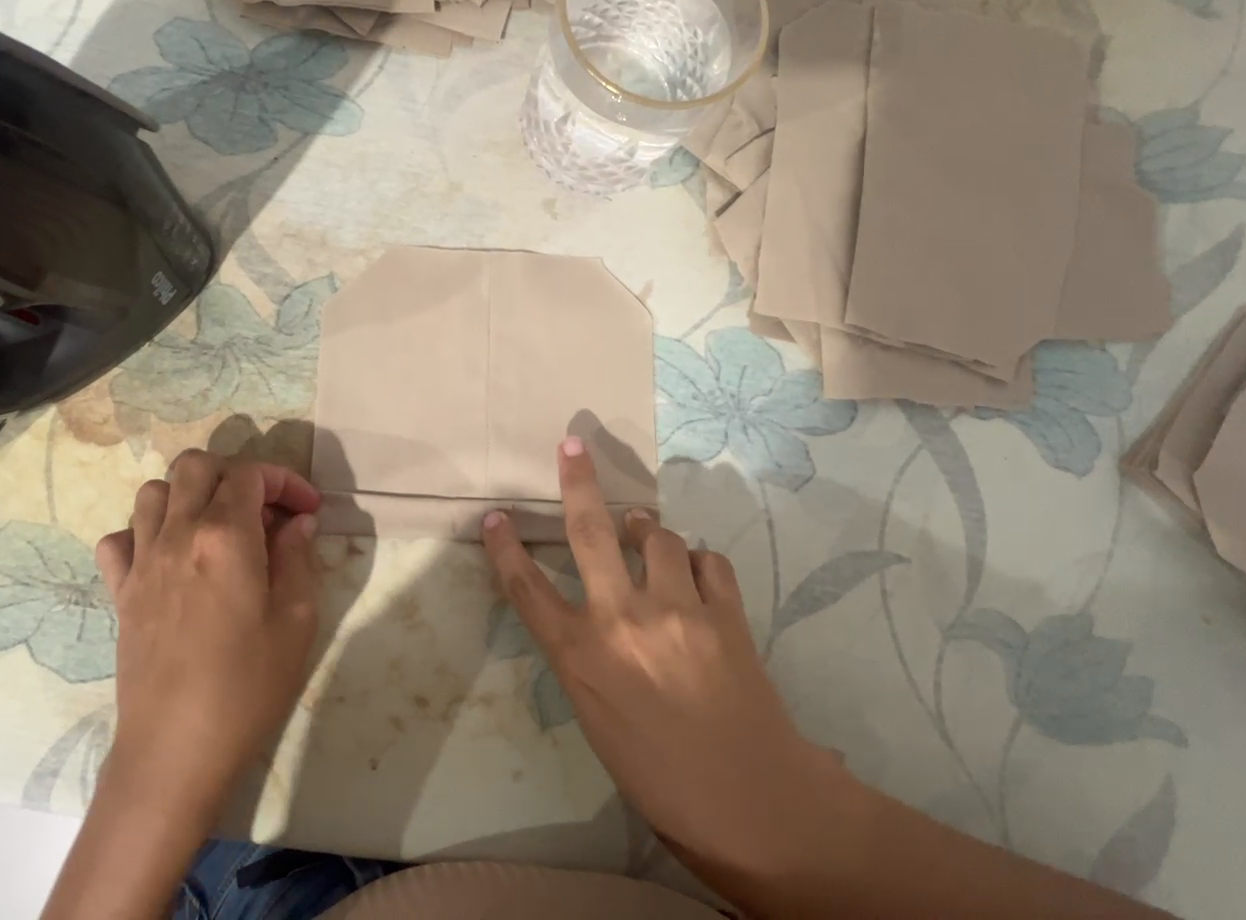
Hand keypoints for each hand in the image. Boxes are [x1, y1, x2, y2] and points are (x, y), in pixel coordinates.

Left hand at [94, 451, 322, 800]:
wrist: (176, 747)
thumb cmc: (248, 686)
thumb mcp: (297, 621)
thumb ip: (297, 558)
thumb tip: (297, 523)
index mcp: (224, 536)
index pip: (250, 474)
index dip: (285, 481)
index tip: (308, 510)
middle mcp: (177, 534)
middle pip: (196, 466)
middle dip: (235, 475)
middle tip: (263, 512)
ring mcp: (141, 561)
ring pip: (153, 492)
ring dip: (189, 495)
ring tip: (218, 528)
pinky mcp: (120, 591)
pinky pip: (120, 538)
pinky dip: (144, 532)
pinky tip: (169, 558)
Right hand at [481, 437, 848, 881]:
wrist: (751, 800)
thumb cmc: (657, 775)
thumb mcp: (597, 718)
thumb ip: (587, 659)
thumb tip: (593, 616)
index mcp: (581, 656)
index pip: (528, 588)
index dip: (506, 548)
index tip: (494, 516)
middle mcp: (623, 620)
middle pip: (592, 533)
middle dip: (579, 483)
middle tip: (573, 445)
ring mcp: (679, 610)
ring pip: (658, 537)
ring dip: (647, 528)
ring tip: (643, 530)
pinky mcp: (726, 612)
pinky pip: (707, 561)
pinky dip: (696, 560)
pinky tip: (693, 572)